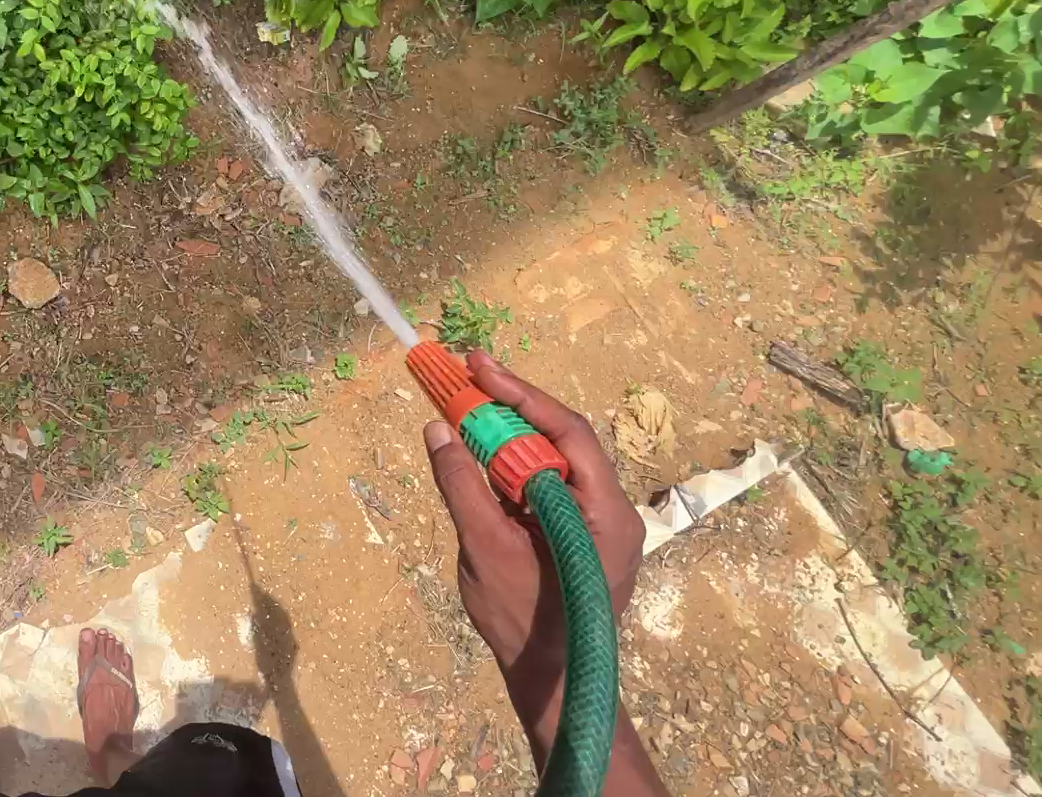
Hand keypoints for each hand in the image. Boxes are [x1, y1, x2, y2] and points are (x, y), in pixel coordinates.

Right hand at [421, 350, 645, 759]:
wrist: (551, 679)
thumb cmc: (523, 618)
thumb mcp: (484, 547)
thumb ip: (460, 485)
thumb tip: (437, 428)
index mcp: (604, 512)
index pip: (568, 432)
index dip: (522, 394)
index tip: (478, 366)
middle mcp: (607, 508)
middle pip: (560, 437)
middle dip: (511, 403)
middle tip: (467, 372)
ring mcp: (590, 519)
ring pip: (548, 455)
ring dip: (506, 428)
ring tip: (466, 400)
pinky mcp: (570, 528)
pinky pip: (538, 478)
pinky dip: (506, 458)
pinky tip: (478, 446)